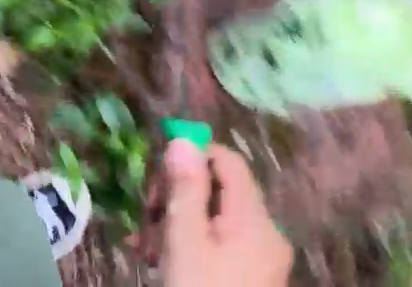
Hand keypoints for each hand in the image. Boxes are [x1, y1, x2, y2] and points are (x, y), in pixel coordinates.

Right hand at [161, 140, 292, 286]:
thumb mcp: (184, 238)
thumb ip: (185, 187)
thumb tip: (182, 140)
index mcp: (253, 220)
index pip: (226, 160)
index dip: (190, 154)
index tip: (157, 174)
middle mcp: (264, 232)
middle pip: (215, 186)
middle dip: (174, 192)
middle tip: (147, 212)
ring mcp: (259, 254)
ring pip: (209, 213)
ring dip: (172, 217)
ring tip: (147, 241)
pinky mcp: (249, 271)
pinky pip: (214, 237)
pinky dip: (185, 237)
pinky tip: (157, 254)